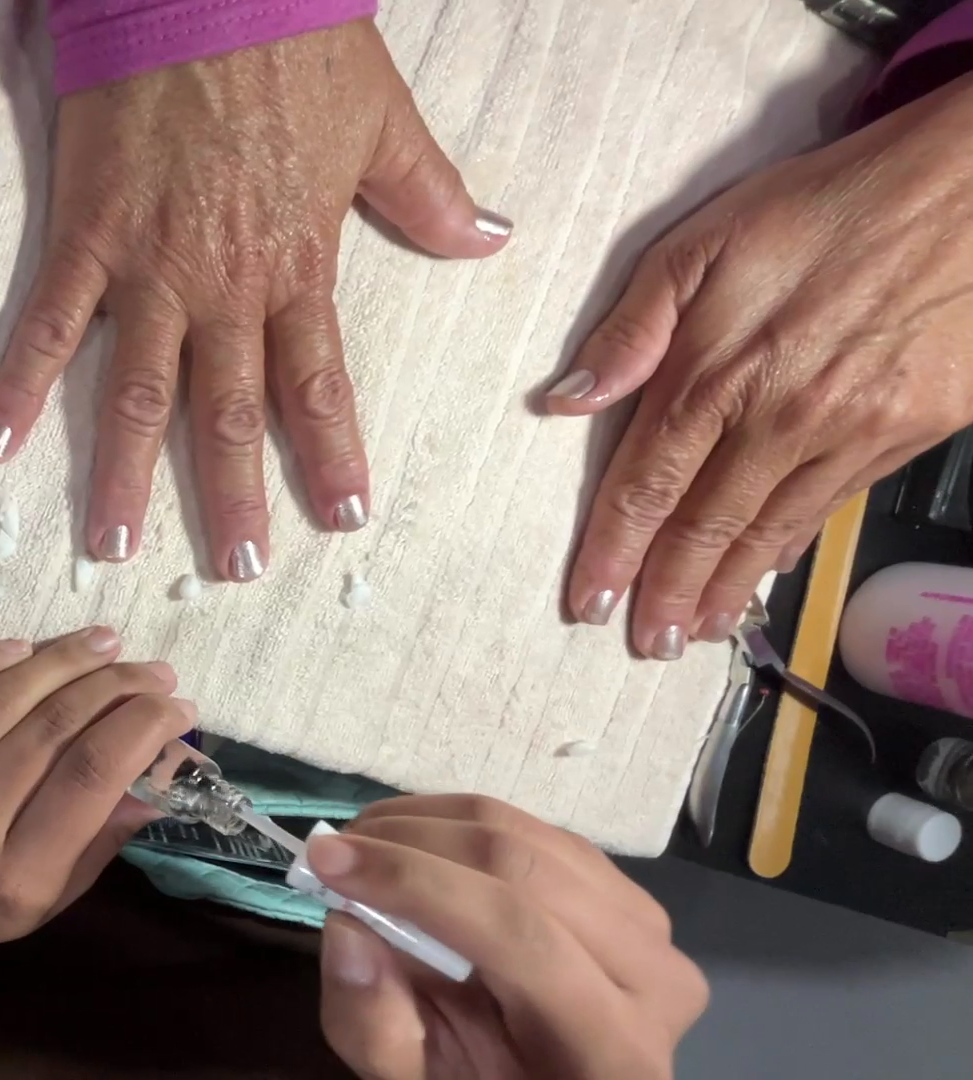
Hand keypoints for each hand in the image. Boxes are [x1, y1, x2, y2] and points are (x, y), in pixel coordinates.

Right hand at [0, 24, 509, 580]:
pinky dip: (20, 389)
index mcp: (295, 263)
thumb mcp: (379, 117)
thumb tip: (490, 241)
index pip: (318, 380)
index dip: (332, 451)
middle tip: (234, 568)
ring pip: (137, 392)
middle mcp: (221, 288)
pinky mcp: (85, 243)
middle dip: (234, 493)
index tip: (341, 516)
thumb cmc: (291, 42)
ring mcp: (146, 272)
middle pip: (229, 411)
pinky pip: (46, 329)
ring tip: (114, 543)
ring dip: (125, 474)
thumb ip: (429, 194)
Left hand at [0, 629, 193, 968]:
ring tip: (106, 641)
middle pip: (50, 729)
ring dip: (61, 659)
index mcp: (16, 873)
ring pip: (0, 699)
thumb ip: (106, 834)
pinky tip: (26, 645)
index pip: (88, 778)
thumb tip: (161, 761)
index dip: (140, 728)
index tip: (177, 706)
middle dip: (114, 688)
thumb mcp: (55, 895)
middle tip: (155, 671)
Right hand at [309, 795, 706, 1078]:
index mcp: (612, 1054)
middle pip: (519, 867)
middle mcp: (655, 978)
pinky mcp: (615, 882)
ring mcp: (645, 921)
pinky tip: (407, 841)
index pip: (519, 937)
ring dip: (420, 822)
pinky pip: (521, 821)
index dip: (415, 882)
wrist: (541, 1078)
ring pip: (516, 829)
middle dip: (408, 842)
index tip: (324, 858)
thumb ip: (372, 1023)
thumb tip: (346, 928)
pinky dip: (446, 817)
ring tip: (363, 844)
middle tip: (334, 849)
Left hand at [551, 76, 972, 658]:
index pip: (642, 490)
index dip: (612, 554)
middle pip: (703, 526)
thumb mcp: (695, 250)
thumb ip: (626, 334)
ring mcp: (857, 428)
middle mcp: (780, 419)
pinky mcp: (920, 426)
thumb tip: (560, 403)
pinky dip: (792, 548)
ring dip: (727, 586)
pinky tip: (768, 574)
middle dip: (668, 593)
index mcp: (713, 380)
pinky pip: (835, 504)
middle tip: (644, 645)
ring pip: (771, 528)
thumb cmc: (827, 206)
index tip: (587, 605)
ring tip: (698, 633)